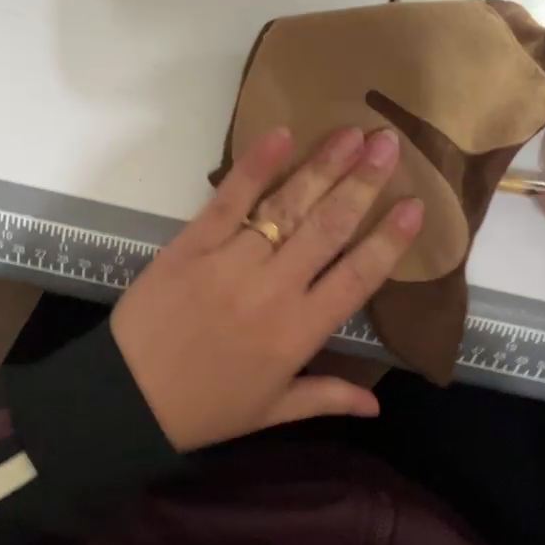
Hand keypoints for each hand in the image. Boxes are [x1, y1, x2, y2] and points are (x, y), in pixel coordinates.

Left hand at [111, 126, 423, 450]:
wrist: (127, 399)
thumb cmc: (203, 411)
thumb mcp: (270, 412)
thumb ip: (326, 398)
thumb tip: (378, 405)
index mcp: (299, 333)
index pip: (358, 277)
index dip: (390, 240)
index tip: (417, 205)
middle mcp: (273, 291)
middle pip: (328, 229)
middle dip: (363, 184)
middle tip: (390, 144)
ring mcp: (230, 263)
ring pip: (286, 207)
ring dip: (322, 166)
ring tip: (352, 133)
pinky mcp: (190, 245)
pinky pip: (227, 200)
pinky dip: (253, 167)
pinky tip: (280, 135)